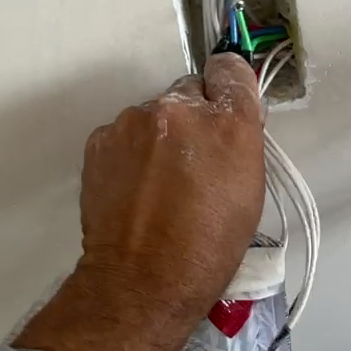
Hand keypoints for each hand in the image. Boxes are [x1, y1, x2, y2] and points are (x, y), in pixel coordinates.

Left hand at [13, 53, 265, 350]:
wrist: (142, 281)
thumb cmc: (208, 247)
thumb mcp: (249, 192)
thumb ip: (239, 141)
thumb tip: (226, 120)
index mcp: (228, 122)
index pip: (231, 70)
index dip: (228, 87)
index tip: (224, 103)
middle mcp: (180, 108)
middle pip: (188, 92)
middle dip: (192, 118)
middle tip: (191, 161)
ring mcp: (134, 121)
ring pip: (153, 114)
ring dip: (158, 135)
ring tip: (157, 184)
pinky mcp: (101, 139)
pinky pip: (123, 134)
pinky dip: (130, 152)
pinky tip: (133, 187)